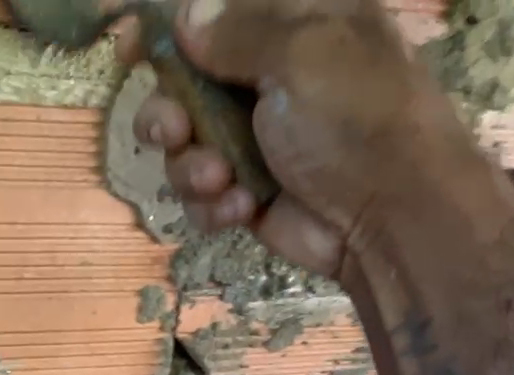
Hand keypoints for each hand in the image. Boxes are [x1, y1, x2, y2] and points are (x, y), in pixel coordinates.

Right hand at [116, 0, 479, 275]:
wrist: (385, 215)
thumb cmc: (355, 121)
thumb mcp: (304, 56)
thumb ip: (241, 31)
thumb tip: (186, 13)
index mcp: (295, 27)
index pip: (221, 13)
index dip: (172, 28)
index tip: (129, 44)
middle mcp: (266, 78)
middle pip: (180, 88)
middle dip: (168, 117)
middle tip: (175, 133)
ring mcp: (250, 137)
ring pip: (180, 148)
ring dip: (192, 169)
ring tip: (221, 182)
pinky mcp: (239, 187)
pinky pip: (194, 192)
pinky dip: (210, 203)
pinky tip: (240, 208)